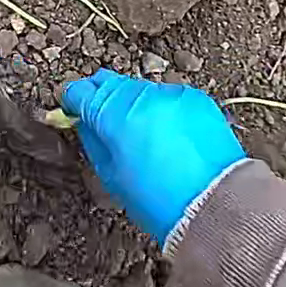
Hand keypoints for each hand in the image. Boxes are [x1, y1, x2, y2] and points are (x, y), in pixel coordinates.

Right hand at [60, 69, 244, 240]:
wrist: (214, 204)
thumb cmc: (160, 200)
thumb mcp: (111, 176)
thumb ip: (93, 141)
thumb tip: (83, 122)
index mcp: (116, 115)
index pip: (82, 91)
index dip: (73, 100)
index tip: (72, 107)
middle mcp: (144, 96)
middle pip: (110, 82)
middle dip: (102, 97)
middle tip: (103, 118)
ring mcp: (171, 94)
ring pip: (140, 88)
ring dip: (134, 103)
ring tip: (140, 133)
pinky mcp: (194, 97)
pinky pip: (168, 96)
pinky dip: (162, 109)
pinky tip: (166, 134)